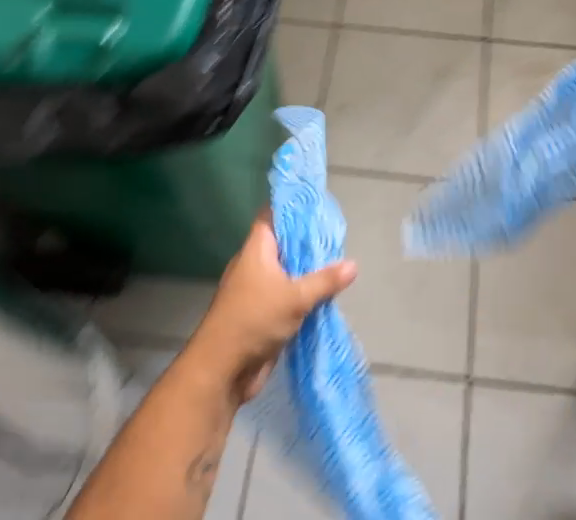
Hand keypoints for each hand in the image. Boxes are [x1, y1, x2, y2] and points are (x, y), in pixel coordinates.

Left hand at [184, 217, 356, 403]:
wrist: (223, 368)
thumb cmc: (254, 320)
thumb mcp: (295, 297)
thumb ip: (325, 280)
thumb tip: (353, 265)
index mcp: (256, 249)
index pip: (272, 216)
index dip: (293, 209)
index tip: (319, 208)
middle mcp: (255, 265)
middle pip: (283, 245)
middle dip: (308, 243)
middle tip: (338, 239)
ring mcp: (257, 290)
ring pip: (287, 273)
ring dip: (308, 273)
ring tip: (338, 265)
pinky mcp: (262, 314)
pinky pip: (286, 297)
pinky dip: (303, 296)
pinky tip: (326, 297)